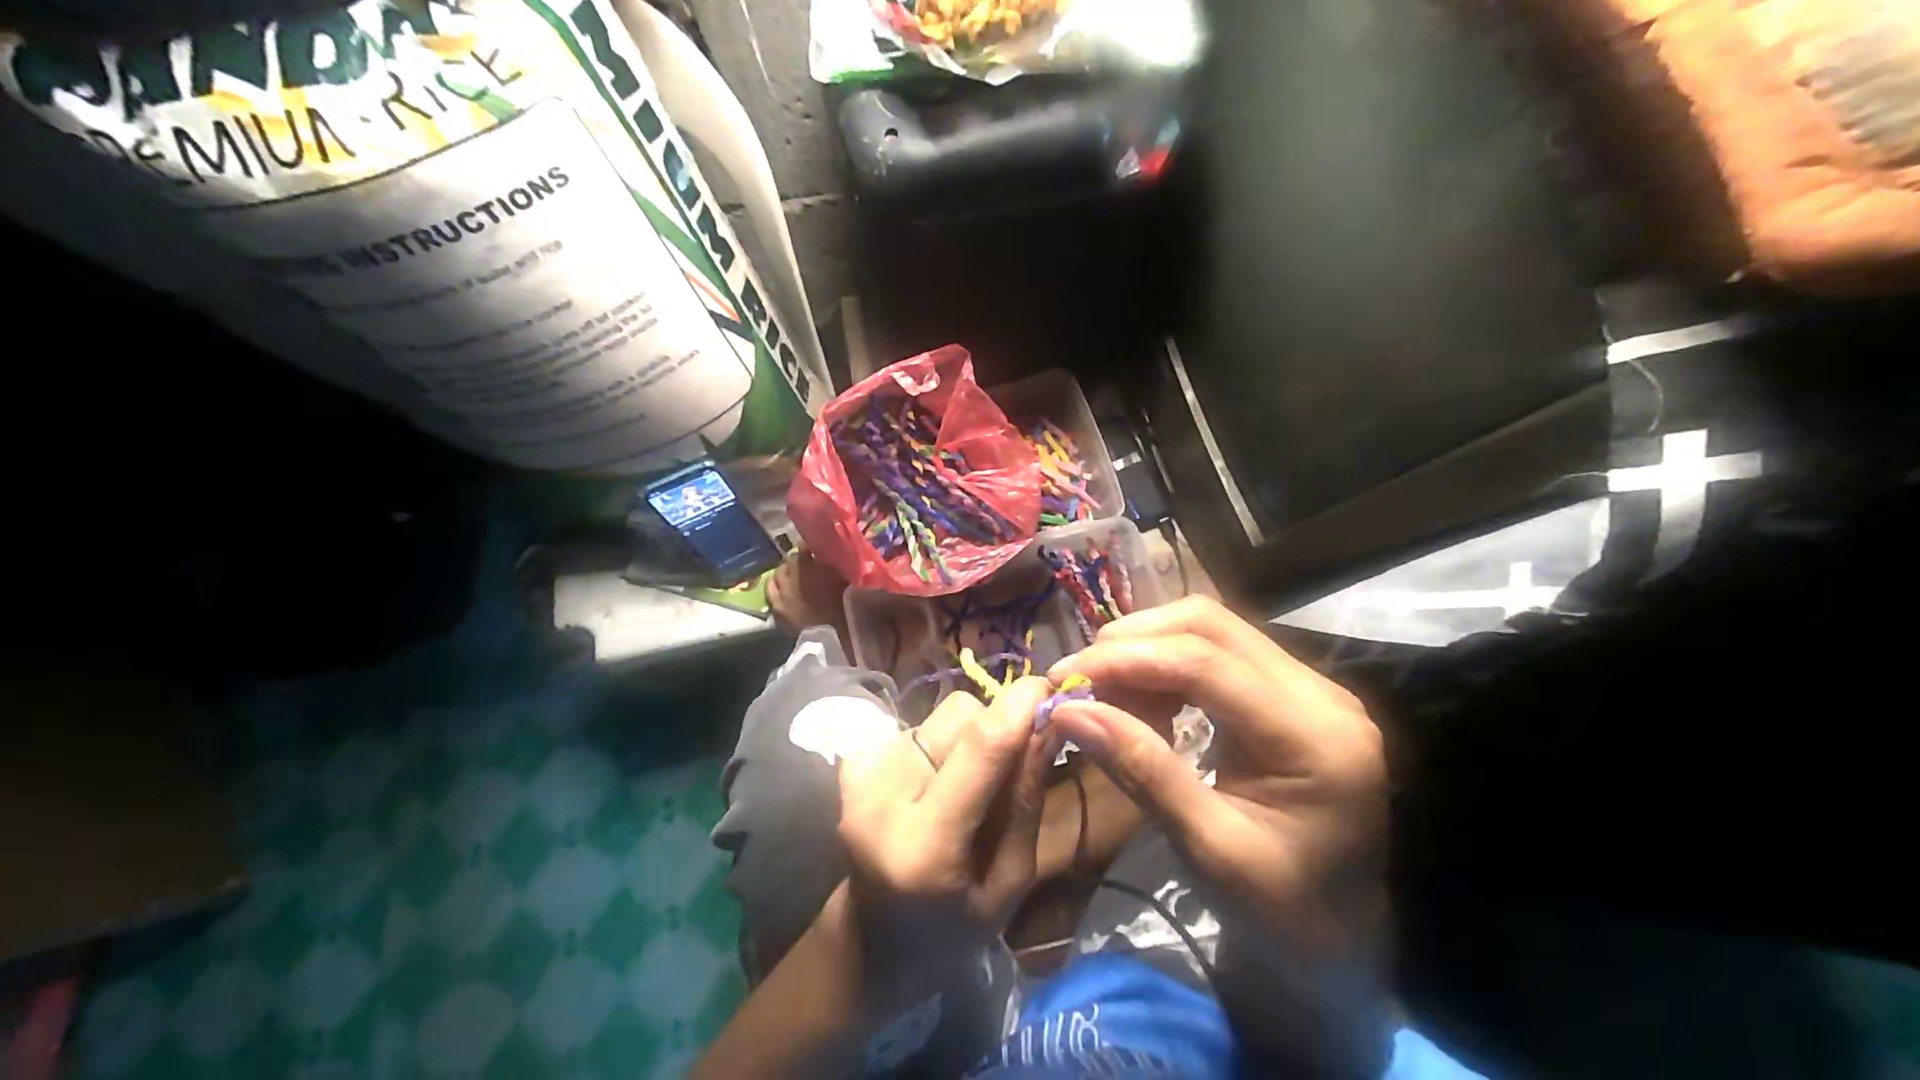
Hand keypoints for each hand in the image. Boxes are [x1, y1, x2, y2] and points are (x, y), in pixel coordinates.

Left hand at [836, 677, 1056, 992]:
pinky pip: (919, 726)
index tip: (1055, 687)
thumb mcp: (1010, 881)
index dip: (1020, 706)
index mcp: (924, 845)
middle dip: (998, 727)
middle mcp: (881, 797)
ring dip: (968, 738)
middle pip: (961, 715)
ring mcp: (858, 774)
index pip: (981, 748)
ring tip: (966, 787)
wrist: (874, 938)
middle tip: (1011, 766)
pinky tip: (934, 786)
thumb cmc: (955, 928)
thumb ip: (1026, 799)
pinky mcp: (851, 762)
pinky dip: (940, 747)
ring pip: (941, 715)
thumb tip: (1049, 722)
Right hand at [1048, 596, 1387, 958]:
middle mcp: (1321, 692)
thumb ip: (1142, 771)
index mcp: (1315, 736)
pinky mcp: (1290, 692)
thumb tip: (1068, 710)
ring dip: (1146, 650)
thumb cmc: (1281, 910)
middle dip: (1133, 642)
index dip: (1126, 661)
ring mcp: (1310, 686)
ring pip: (1210, 628)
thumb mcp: (1208, 849)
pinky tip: (1142, 702)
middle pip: (1210, 624)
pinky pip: (1217, 652)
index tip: (1063, 679)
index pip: (1205, 663)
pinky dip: (1165, 667)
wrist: (1344, 935)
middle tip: (1079, 681)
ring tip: (1106, 695)